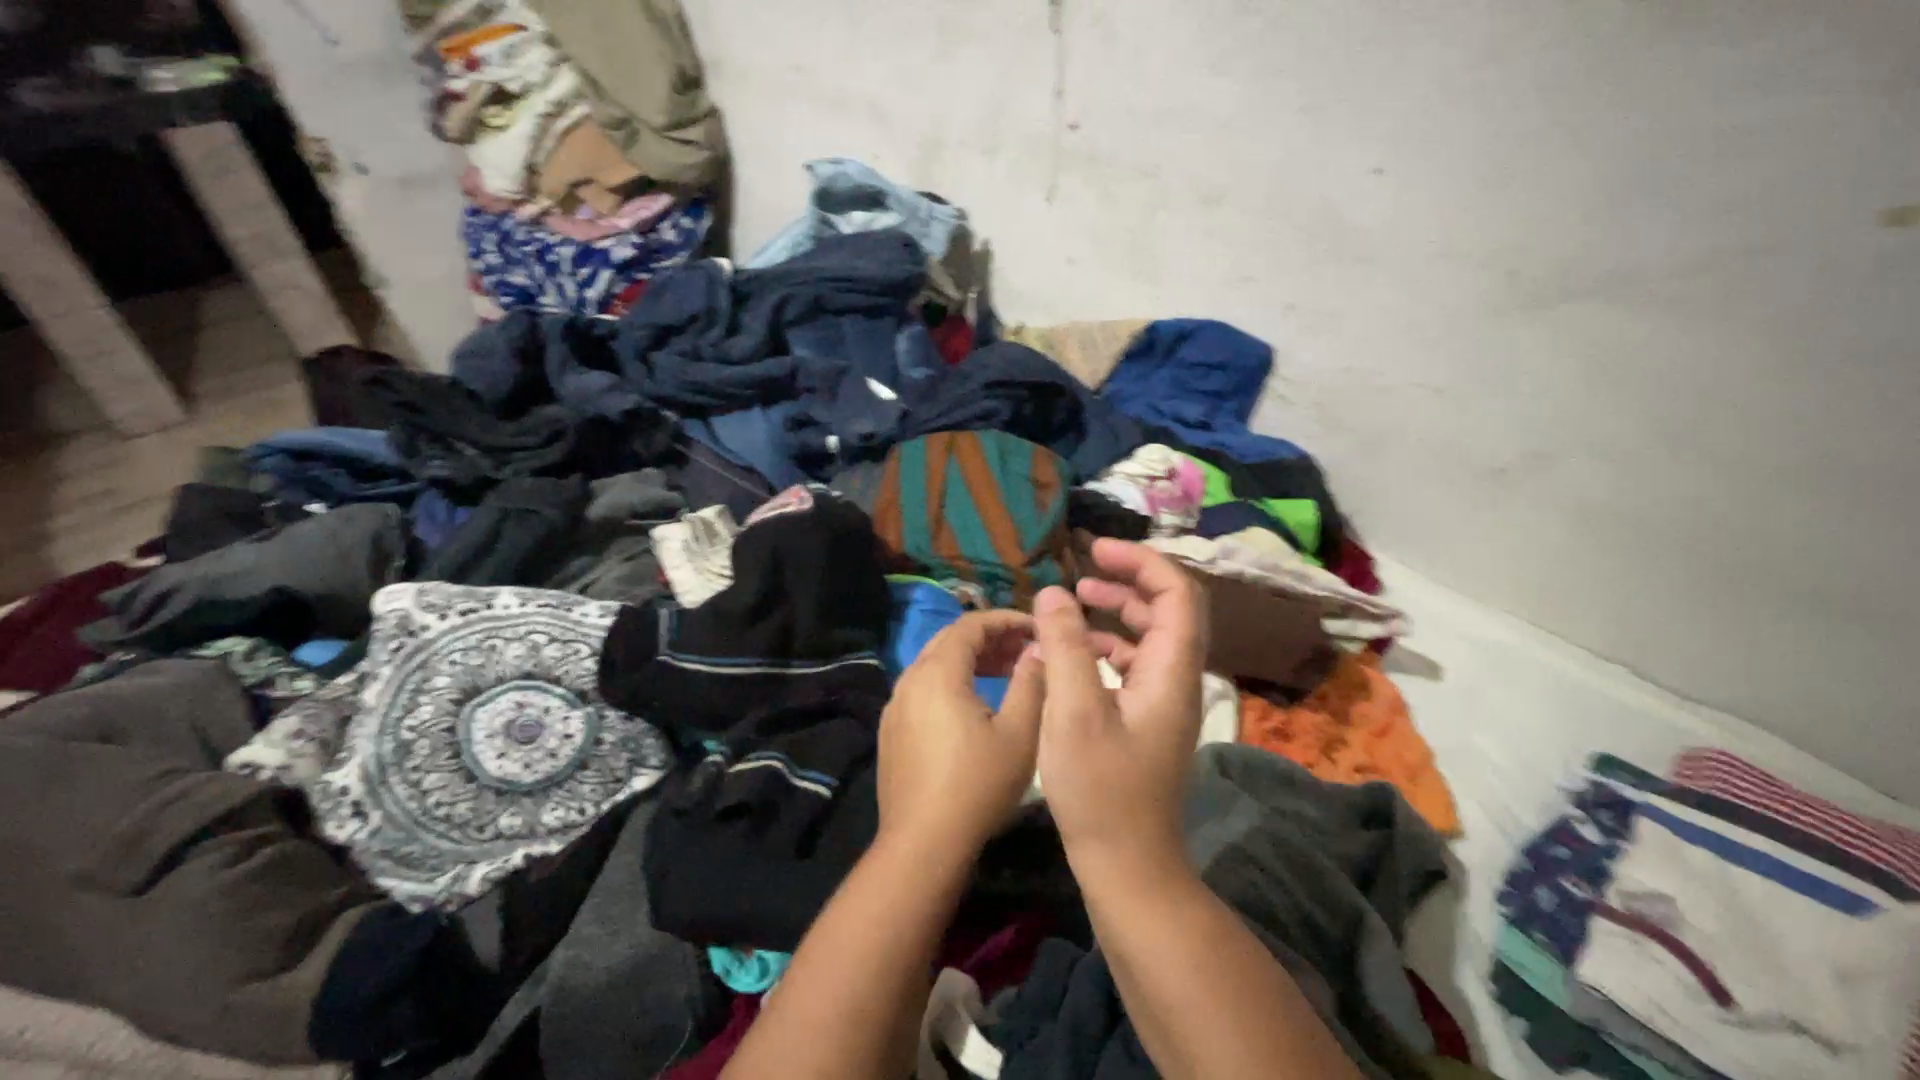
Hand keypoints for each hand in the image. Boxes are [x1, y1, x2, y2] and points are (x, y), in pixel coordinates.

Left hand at [877, 610, 1044, 856]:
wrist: (924, 841)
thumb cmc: (978, 784)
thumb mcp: (1019, 733)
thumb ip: (1031, 683)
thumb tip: (1037, 651)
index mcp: (938, 672)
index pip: (971, 624)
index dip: (1007, 620)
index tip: (1037, 629)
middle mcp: (909, 680)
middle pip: (949, 640)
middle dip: (990, 638)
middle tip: (1026, 649)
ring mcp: (895, 706)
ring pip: (934, 665)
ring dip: (970, 661)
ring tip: (1007, 673)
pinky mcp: (891, 731)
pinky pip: (923, 690)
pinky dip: (951, 683)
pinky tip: (975, 706)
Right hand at [1032, 538, 1209, 873]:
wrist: (1127, 865)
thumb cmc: (1100, 789)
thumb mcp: (1073, 711)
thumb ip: (1065, 645)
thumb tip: (1052, 593)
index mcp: (1172, 672)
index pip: (1178, 593)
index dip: (1141, 561)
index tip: (1093, 550)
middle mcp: (1178, 681)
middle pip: (1168, 610)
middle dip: (1126, 582)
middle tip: (1081, 572)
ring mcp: (1165, 703)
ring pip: (1150, 639)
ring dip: (1116, 613)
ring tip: (1072, 604)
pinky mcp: (1147, 723)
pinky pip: (1134, 667)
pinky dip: (1106, 648)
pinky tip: (1071, 653)